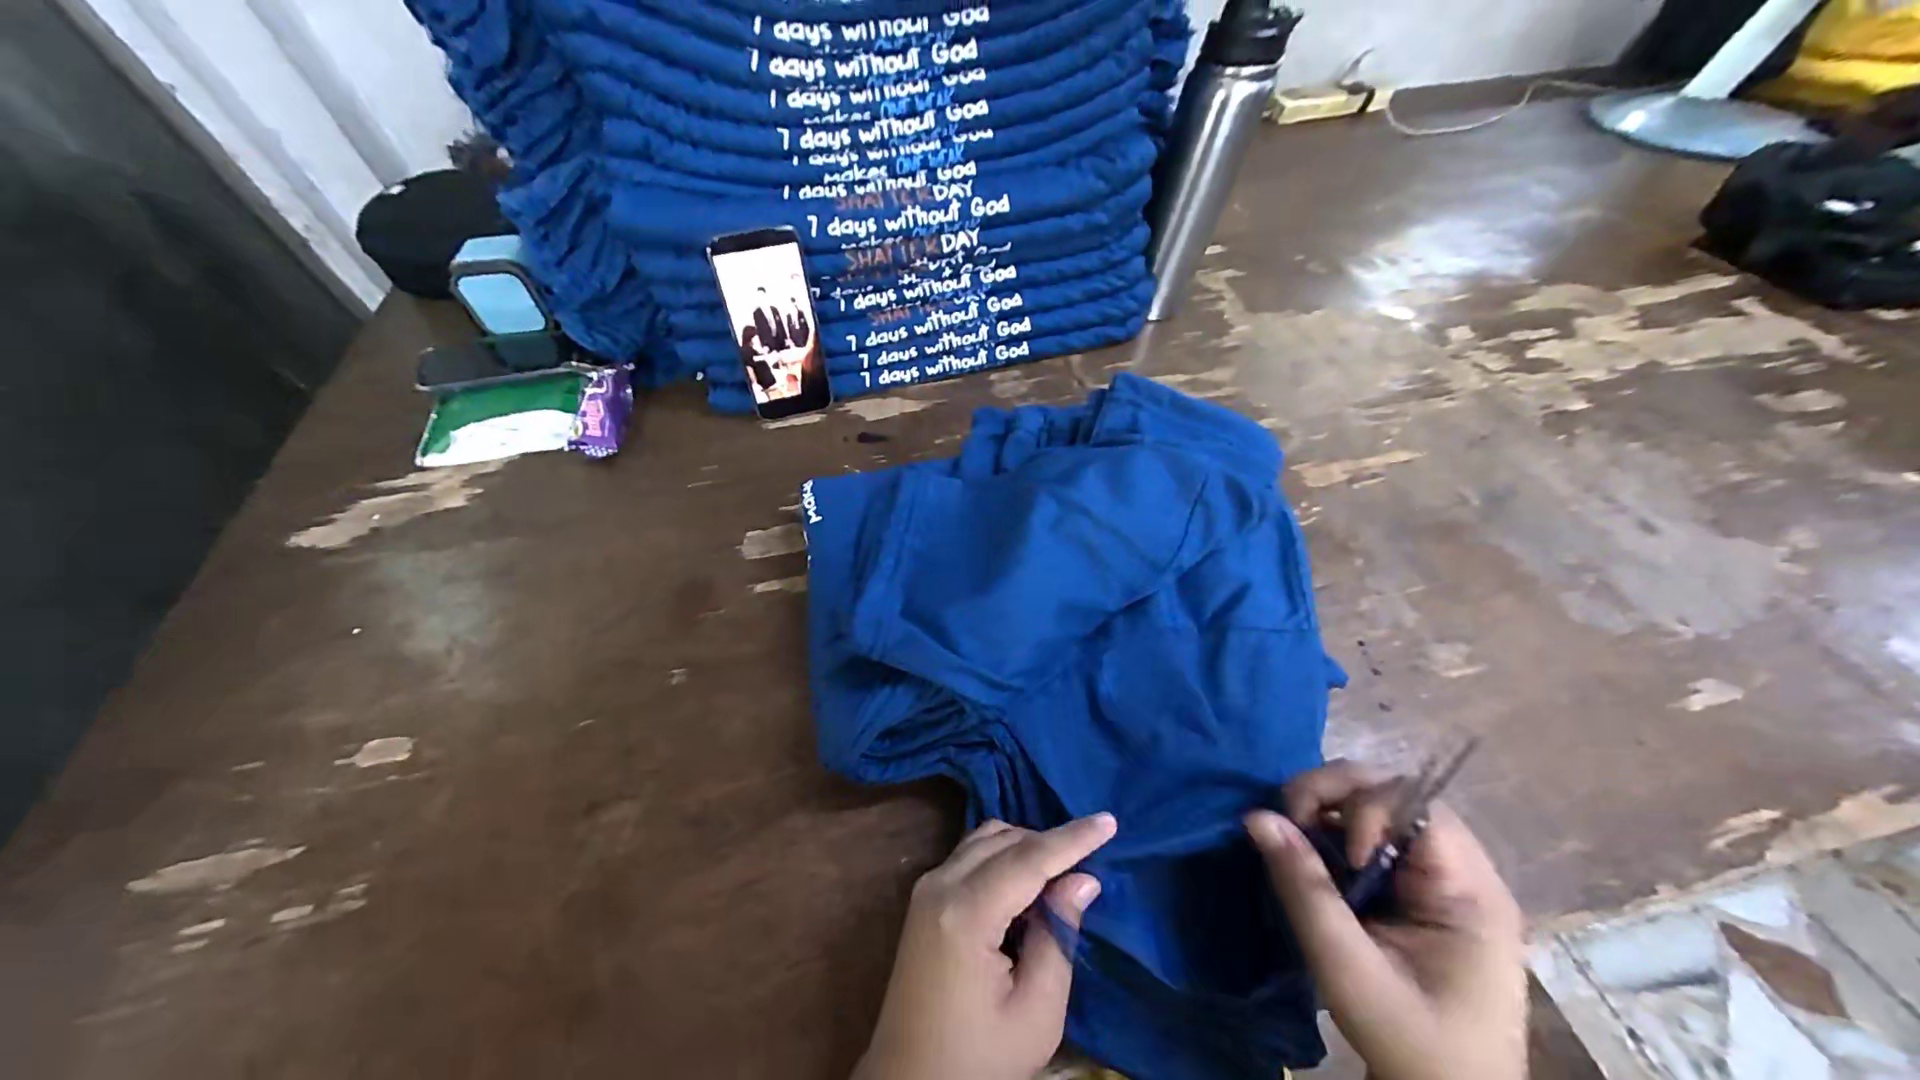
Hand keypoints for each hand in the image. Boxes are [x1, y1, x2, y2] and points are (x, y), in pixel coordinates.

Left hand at [853, 813, 1117, 1079]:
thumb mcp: (1036, 1012)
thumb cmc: (979, 1058)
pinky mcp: (924, 897)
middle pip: (1005, 839)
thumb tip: (1082, 879)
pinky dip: (1003, 856)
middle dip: (1050, 844)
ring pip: (986, 839)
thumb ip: (1058, 936)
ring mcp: (926, 887)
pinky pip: (970, 854)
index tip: (1108, 820)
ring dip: (1025, 846)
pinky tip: (1025, 885)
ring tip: (1060, 876)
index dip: (1072, 838)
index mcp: (965, 913)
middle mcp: (940, 885)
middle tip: (1088, 865)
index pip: (1028, 858)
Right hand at [1245, 762, 1526, 1079]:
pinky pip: (1372, 835)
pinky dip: (1332, 834)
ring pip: (1378, 808)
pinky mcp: (1418, 890)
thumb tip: (1257, 816)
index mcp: (1470, 890)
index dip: (1363, 808)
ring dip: (1328, 812)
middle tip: (1294, 826)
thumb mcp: (1348, 969)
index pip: (1415, 802)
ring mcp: (1441, 879)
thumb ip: (1304, 888)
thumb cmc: (1410, 1043)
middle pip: (1394, 794)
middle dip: (1333, 796)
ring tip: (1301, 844)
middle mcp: (1462, 871)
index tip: (1339, 857)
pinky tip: (1315, 859)